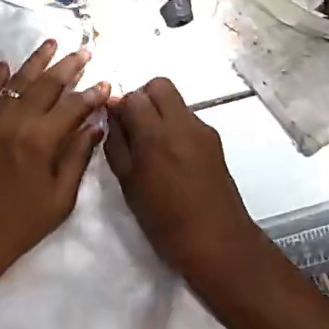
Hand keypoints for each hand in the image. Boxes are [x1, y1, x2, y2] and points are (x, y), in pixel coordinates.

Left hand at [0, 40, 110, 287]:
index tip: (107, 83)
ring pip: (18, 82)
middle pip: (46, 84)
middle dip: (68, 66)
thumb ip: (78, 157)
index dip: (92, 93)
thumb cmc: (21, 224)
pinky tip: (6, 65)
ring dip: (36, 61)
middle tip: (84, 51)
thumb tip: (95, 125)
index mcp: (41, 140)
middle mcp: (16, 122)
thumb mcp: (60, 198)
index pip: (73, 105)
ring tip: (52, 43)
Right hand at [105, 78, 263, 287]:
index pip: (133, 97)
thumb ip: (117, 144)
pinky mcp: (214, 141)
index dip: (119, 105)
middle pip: (159, 86)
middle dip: (142, 98)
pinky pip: (188, 119)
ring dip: (159, 112)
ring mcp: (202, 130)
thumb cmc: (164, 220)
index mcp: (156, 135)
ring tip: (151, 145)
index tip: (112, 121)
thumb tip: (110, 117)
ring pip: (176, 101)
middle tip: (132, 125)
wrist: (217, 242)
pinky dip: (174, 126)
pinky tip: (170, 157)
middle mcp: (182, 124)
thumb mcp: (128, 184)